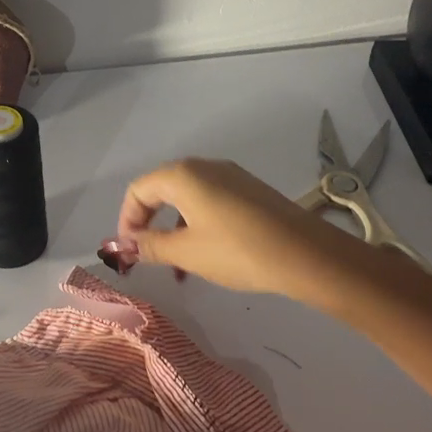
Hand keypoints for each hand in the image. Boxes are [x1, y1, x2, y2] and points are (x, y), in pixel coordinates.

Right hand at [112, 158, 368, 300]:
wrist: (308, 255)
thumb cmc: (238, 251)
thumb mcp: (186, 253)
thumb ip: (150, 245)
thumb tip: (123, 244)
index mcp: (181, 175)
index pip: (138, 191)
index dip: (126, 220)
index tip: (128, 251)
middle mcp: (203, 167)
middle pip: (161, 190)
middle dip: (149, 224)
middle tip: (148, 256)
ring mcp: (230, 176)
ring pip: (187, 198)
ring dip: (174, 228)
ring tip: (178, 265)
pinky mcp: (250, 191)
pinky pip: (210, 201)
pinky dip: (198, 224)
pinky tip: (208, 254)